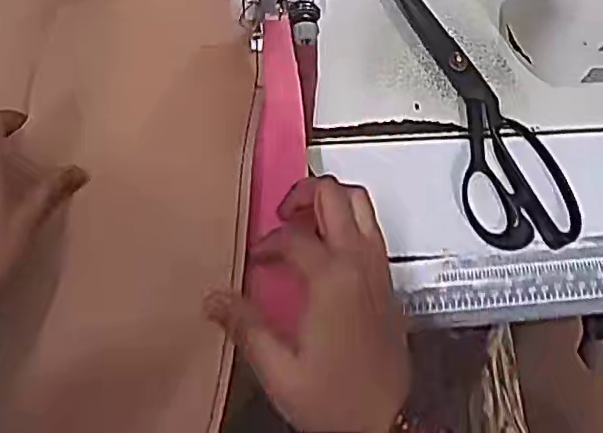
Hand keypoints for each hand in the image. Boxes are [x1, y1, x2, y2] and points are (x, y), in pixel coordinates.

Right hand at [206, 177, 408, 432]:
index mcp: (332, 277)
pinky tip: (330, 242)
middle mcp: (358, 261)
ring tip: (306, 216)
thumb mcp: (281, 371)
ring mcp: (376, 264)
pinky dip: (349, 217)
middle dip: (302, 192)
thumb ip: (246, 327)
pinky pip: (370, 224)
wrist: (386, 424)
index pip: (292, 235)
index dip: (267, 243)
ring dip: (330, 198)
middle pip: (332, 194)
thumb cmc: (340, 401)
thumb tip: (215, 300)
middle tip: (283, 211)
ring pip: (358, 200)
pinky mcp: (386, 276)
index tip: (257, 259)